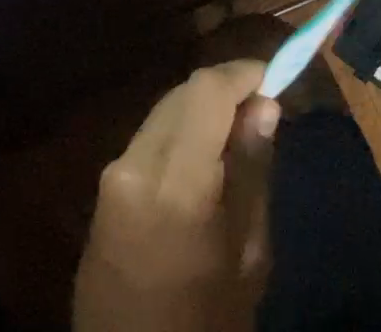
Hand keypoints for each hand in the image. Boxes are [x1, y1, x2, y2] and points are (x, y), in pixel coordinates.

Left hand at [73, 61, 281, 331]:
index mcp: (173, 183)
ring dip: (202, 110)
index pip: (206, 90)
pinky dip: (181, 132)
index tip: (277, 77)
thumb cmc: (206, 319)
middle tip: (265, 107)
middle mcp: (132, 164)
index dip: (243, 72)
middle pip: (182, 94)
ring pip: (164, 112)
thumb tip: (265, 104)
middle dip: (225, 89)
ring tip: (240, 132)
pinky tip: (206, 156)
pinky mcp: (103, 188)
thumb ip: (253, 170)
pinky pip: (149, 138)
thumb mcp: (248, 251)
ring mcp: (111, 175)